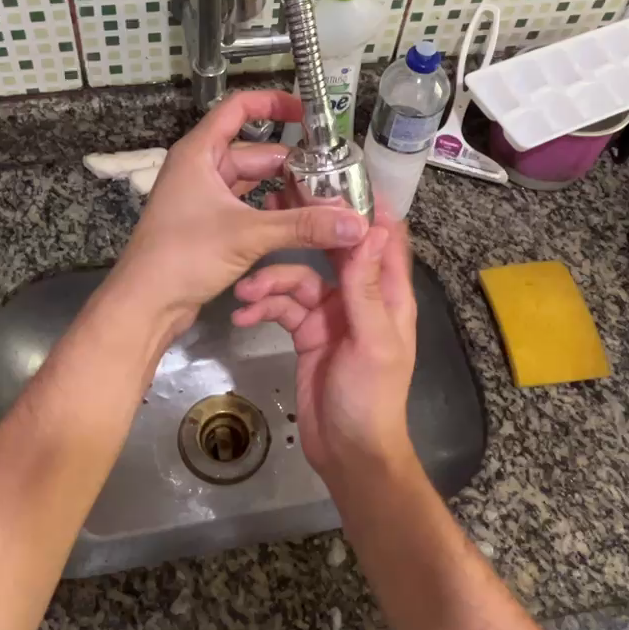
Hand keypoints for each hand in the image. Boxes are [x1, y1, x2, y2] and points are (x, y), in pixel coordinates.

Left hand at [107, 90, 369, 340]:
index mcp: (200, 153)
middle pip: (254, 152)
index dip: (273, 103)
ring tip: (324, 199)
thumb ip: (303, 225)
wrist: (145, 304)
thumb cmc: (184, 255)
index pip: (238, 108)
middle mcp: (200, 168)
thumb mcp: (248, 235)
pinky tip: (299, 222)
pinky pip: (246, 207)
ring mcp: (203, 197)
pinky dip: (270, 211)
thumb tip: (355, 223)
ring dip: (283, 189)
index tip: (307, 112)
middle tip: (333, 175)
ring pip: (252, 183)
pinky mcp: (208, 225)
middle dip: (292, 163)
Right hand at [230, 220, 418, 483]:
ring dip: (270, 282)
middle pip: (332, 250)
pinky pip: (280, 308)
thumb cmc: (371, 397)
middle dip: (303, 232)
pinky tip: (241, 315)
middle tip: (271, 209)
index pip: (383, 237)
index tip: (334, 177)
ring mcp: (330, 314)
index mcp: (387, 293)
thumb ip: (367, 285)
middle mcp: (359, 296)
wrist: (348, 452)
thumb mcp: (373, 340)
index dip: (364, 207)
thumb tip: (372, 227)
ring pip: (296, 279)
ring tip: (244, 293)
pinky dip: (262, 307)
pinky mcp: (304, 333)